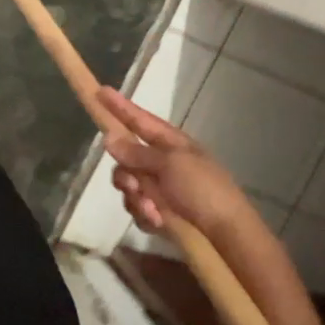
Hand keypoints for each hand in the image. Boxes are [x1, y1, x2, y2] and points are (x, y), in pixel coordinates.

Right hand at [98, 87, 252, 235]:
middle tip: (133, 184)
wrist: (225, 232)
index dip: (120, 107)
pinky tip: (158, 221)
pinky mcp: (158, 212)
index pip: (140, 120)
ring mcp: (160, 188)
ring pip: (127, 185)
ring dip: (136, 197)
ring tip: (152, 209)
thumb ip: (137, 152)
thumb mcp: (171, 165)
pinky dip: (144, 215)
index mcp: (171, 143)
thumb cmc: (203, 189)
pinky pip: (135, 207)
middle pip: (126, 158)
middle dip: (126, 173)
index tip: (100, 91)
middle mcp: (162, 163)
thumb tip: (108, 138)